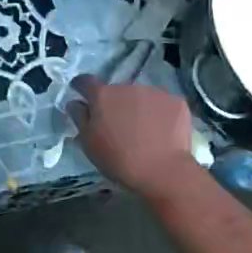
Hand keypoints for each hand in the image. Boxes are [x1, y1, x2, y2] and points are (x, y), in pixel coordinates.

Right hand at [67, 75, 200, 198]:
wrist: (162, 171)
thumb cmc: (118, 159)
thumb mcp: (89, 143)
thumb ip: (79, 118)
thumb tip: (75, 102)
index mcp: (103, 95)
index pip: (86, 82)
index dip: (81, 87)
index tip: (81, 95)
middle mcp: (128, 87)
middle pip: (116, 91)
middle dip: (115, 103)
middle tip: (117, 124)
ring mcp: (155, 92)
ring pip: (141, 96)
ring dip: (138, 107)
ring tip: (142, 130)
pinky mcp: (177, 101)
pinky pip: (162, 104)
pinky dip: (159, 114)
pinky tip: (161, 131)